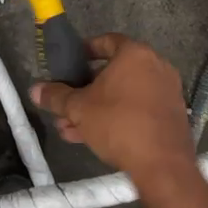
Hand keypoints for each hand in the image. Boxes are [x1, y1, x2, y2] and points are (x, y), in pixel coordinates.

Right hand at [32, 34, 194, 176]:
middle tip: (66, 103)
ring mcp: (167, 93)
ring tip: (70, 127)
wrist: (163, 165)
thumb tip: (35, 90)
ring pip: (124, 95)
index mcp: (135, 55)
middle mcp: (156, 67)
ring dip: (97, 108)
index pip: (107, 41)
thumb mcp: (78, 108)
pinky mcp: (172, 116)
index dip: (86, 50)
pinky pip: (138, 109)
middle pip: (114, 72)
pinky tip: (92, 137)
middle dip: (86, 89)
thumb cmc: (118, 124)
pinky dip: (117, 117)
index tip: (71, 62)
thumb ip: (56, 96)